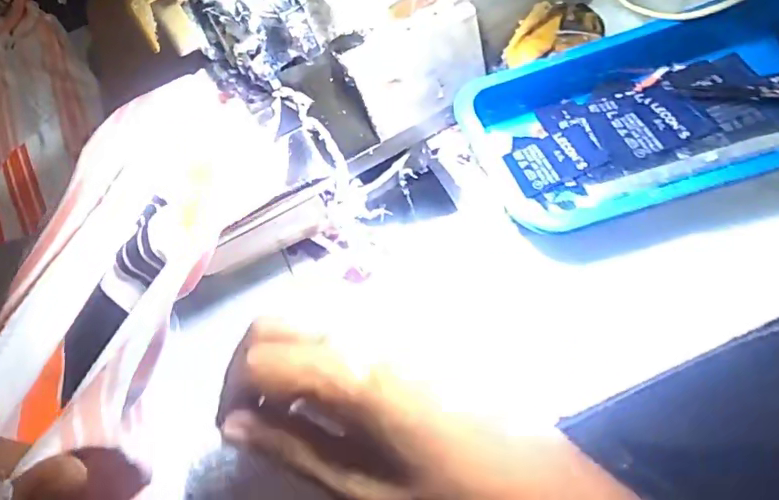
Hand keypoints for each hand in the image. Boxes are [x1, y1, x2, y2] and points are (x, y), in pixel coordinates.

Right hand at [217, 321, 635, 499]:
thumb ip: (298, 448)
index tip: (227, 424)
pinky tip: (318, 364)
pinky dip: (307, 323)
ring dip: (273, 337)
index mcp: (352, 369)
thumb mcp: (375, 492)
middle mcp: (359, 322)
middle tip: (243, 406)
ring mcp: (382, 308)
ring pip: (297, 299)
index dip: (229, 389)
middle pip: (270, 317)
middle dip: (242, 358)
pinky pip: (334, 298)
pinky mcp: (401, 309)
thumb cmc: (460, 496)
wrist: (550, 484)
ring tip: (278, 387)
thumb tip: (234, 425)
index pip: (259, 357)